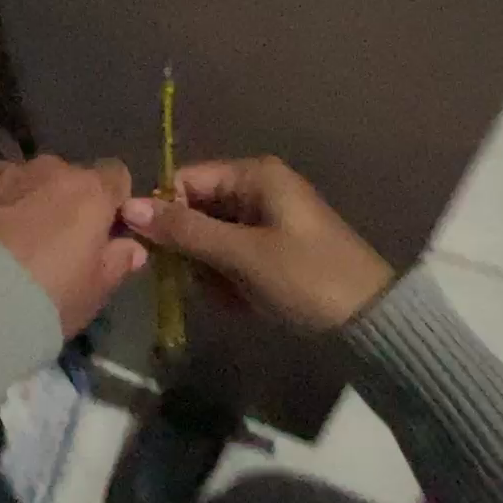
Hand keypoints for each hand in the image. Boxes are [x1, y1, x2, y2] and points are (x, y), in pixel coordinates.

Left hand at [0, 155, 150, 335]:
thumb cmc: (43, 300)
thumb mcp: (92, 294)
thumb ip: (116, 263)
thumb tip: (131, 247)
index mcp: (88, 191)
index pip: (115, 176)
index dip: (110, 202)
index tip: (100, 231)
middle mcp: (45, 169)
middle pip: (64, 178)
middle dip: (60, 202)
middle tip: (46, 245)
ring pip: (19, 180)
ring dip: (18, 201)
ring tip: (1, 245)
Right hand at [119, 156, 394, 329]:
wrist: (374, 327)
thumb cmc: (306, 277)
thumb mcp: (241, 253)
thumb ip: (184, 230)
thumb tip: (128, 207)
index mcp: (254, 175)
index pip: (186, 181)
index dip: (165, 211)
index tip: (152, 250)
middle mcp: (257, 190)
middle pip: (196, 211)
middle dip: (190, 249)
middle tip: (193, 281)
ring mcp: (266, 222)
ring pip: (210, 240)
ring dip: (209, 271)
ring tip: (228, 296)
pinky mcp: (272, 252)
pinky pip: (230, 259)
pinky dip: (228, 282)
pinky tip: (241, 304)